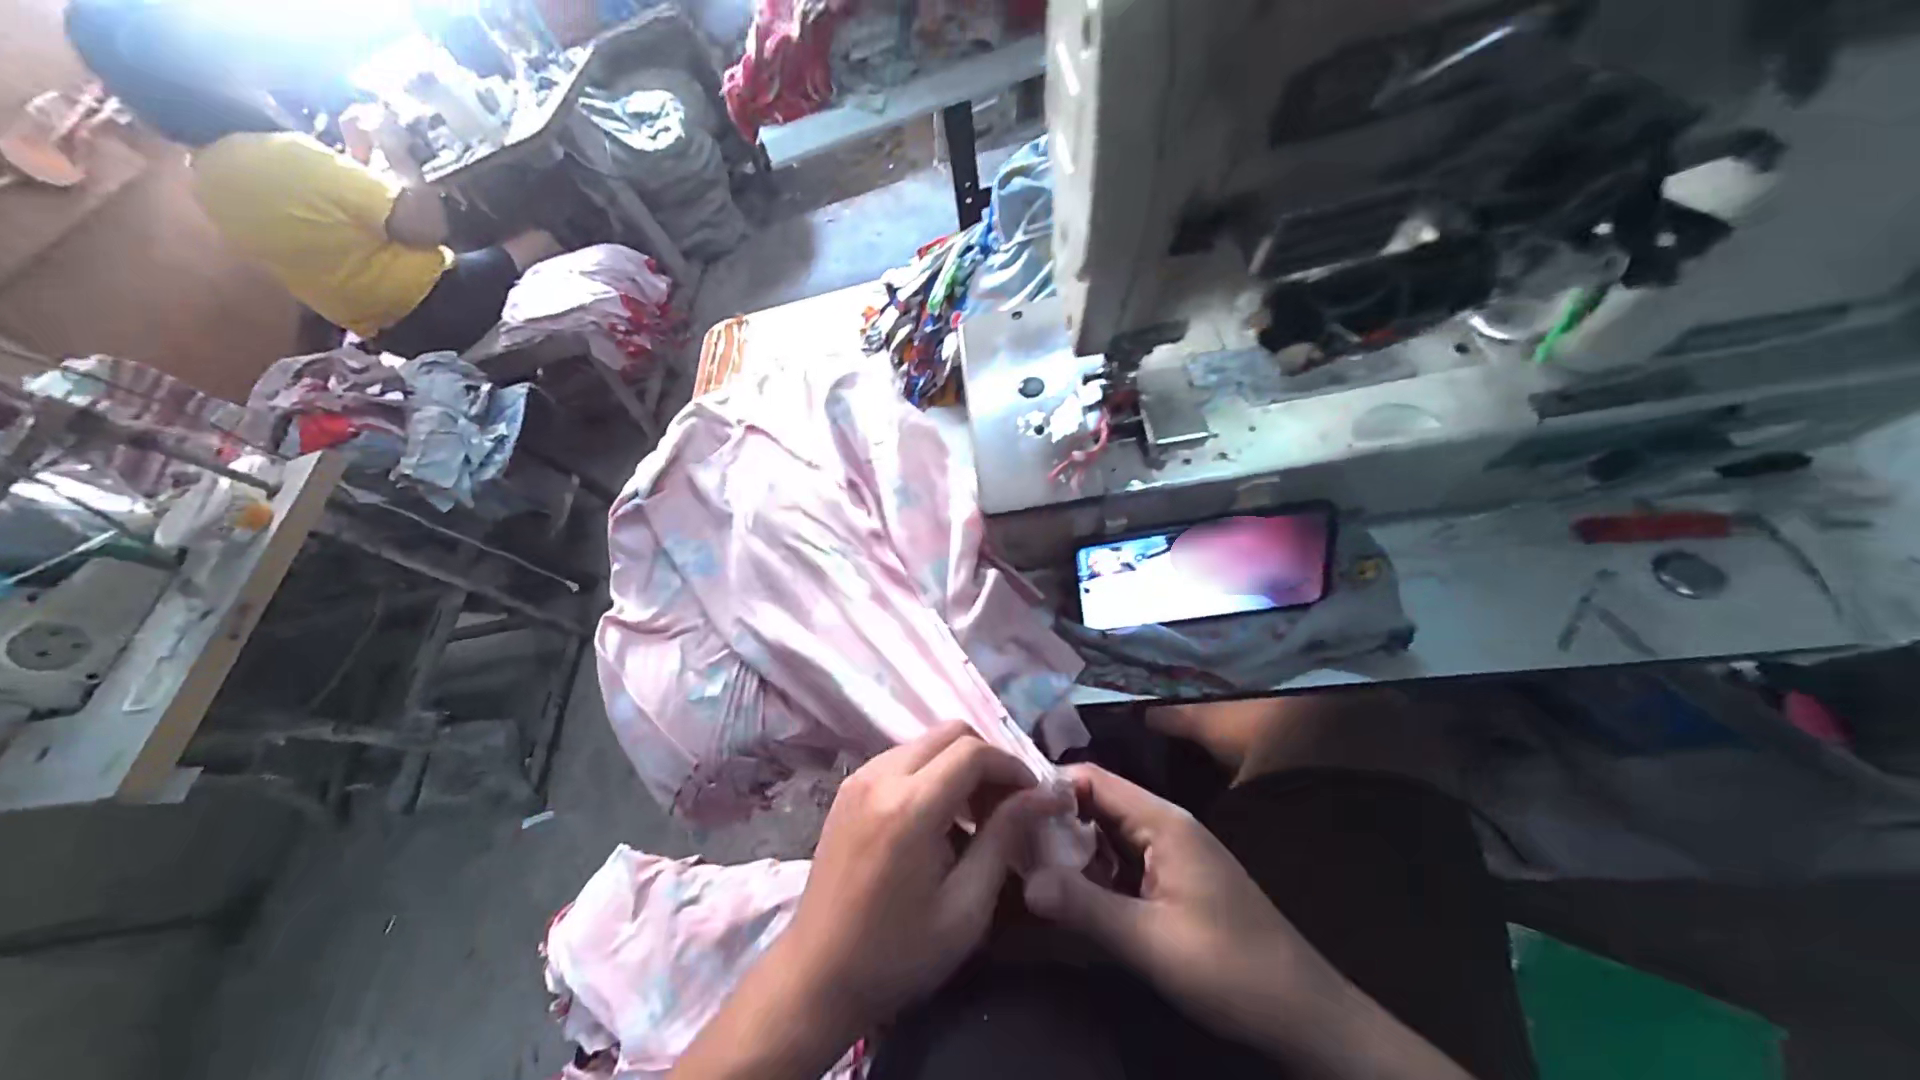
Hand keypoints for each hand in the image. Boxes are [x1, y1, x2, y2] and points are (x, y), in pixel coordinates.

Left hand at [673, 723, 1067, 1079]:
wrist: (815, 976)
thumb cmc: (897, 954)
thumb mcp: (965, 907)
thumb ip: (1004, 839)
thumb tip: (1042, 796)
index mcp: (909, 805)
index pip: (973, 751)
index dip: (1011, 766)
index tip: (1032, 797)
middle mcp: (880, 776)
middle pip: (950, 733)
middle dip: (987, 760)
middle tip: (1006, 804)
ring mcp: (859, 778)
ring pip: (925, 742)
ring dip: (958, 765)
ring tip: (975, 815)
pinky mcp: (848, 789)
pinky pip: (902, 758)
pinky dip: (931, 772)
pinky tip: (938, 817)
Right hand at [1023, 765, 1471, 1079]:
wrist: (1303, 1013)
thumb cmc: (1229, 969)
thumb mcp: (1150, 941)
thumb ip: (1085, 906)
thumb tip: (1023, 879)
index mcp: (1163, 821)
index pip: (1094, 779)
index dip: (1049, 787)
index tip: (1007, 810)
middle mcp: (1165, 823)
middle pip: (1097, 801)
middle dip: (1054, 819)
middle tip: (1008, 842)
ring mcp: (1172, 850)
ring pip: (1107, 831)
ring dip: (1072, 846)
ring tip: (1026, 864)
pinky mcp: (1174, 876)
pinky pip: (1122, 857)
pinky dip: (1094, 868)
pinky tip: (1070, 891)